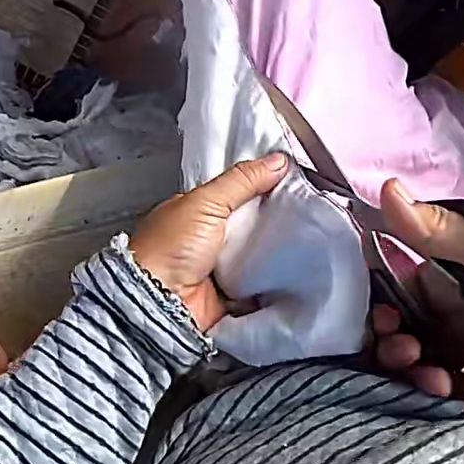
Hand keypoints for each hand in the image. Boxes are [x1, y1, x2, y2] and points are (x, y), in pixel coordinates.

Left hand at [132, 151, 290, 330]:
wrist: (160, 302)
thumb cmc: (168, 250)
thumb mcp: (206, 202)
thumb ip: (241, 180)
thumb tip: (276, 161)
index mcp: (195, 211)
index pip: (233, 193)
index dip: (259, 187)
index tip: (289, 182)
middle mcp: (206, 239)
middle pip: (249, 225)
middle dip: (272, 221)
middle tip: (302, 213)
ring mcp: (217, 268)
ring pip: (256, 256)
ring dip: (274, 252)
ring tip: (303, 240)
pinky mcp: (229, 295)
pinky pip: (258, 286)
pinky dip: (272, 282)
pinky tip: (290, 272)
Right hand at [369, 178, 463, 401]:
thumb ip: (442, 230)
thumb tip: (386, 189)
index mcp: (450, 283)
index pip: (398, 304)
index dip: (382, 320)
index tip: (385, 332)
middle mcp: (460, 317)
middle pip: (412, 344)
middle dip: (402, 358)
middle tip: (416, 365)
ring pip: (436, 373)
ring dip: (433, 382)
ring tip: (449, 385)